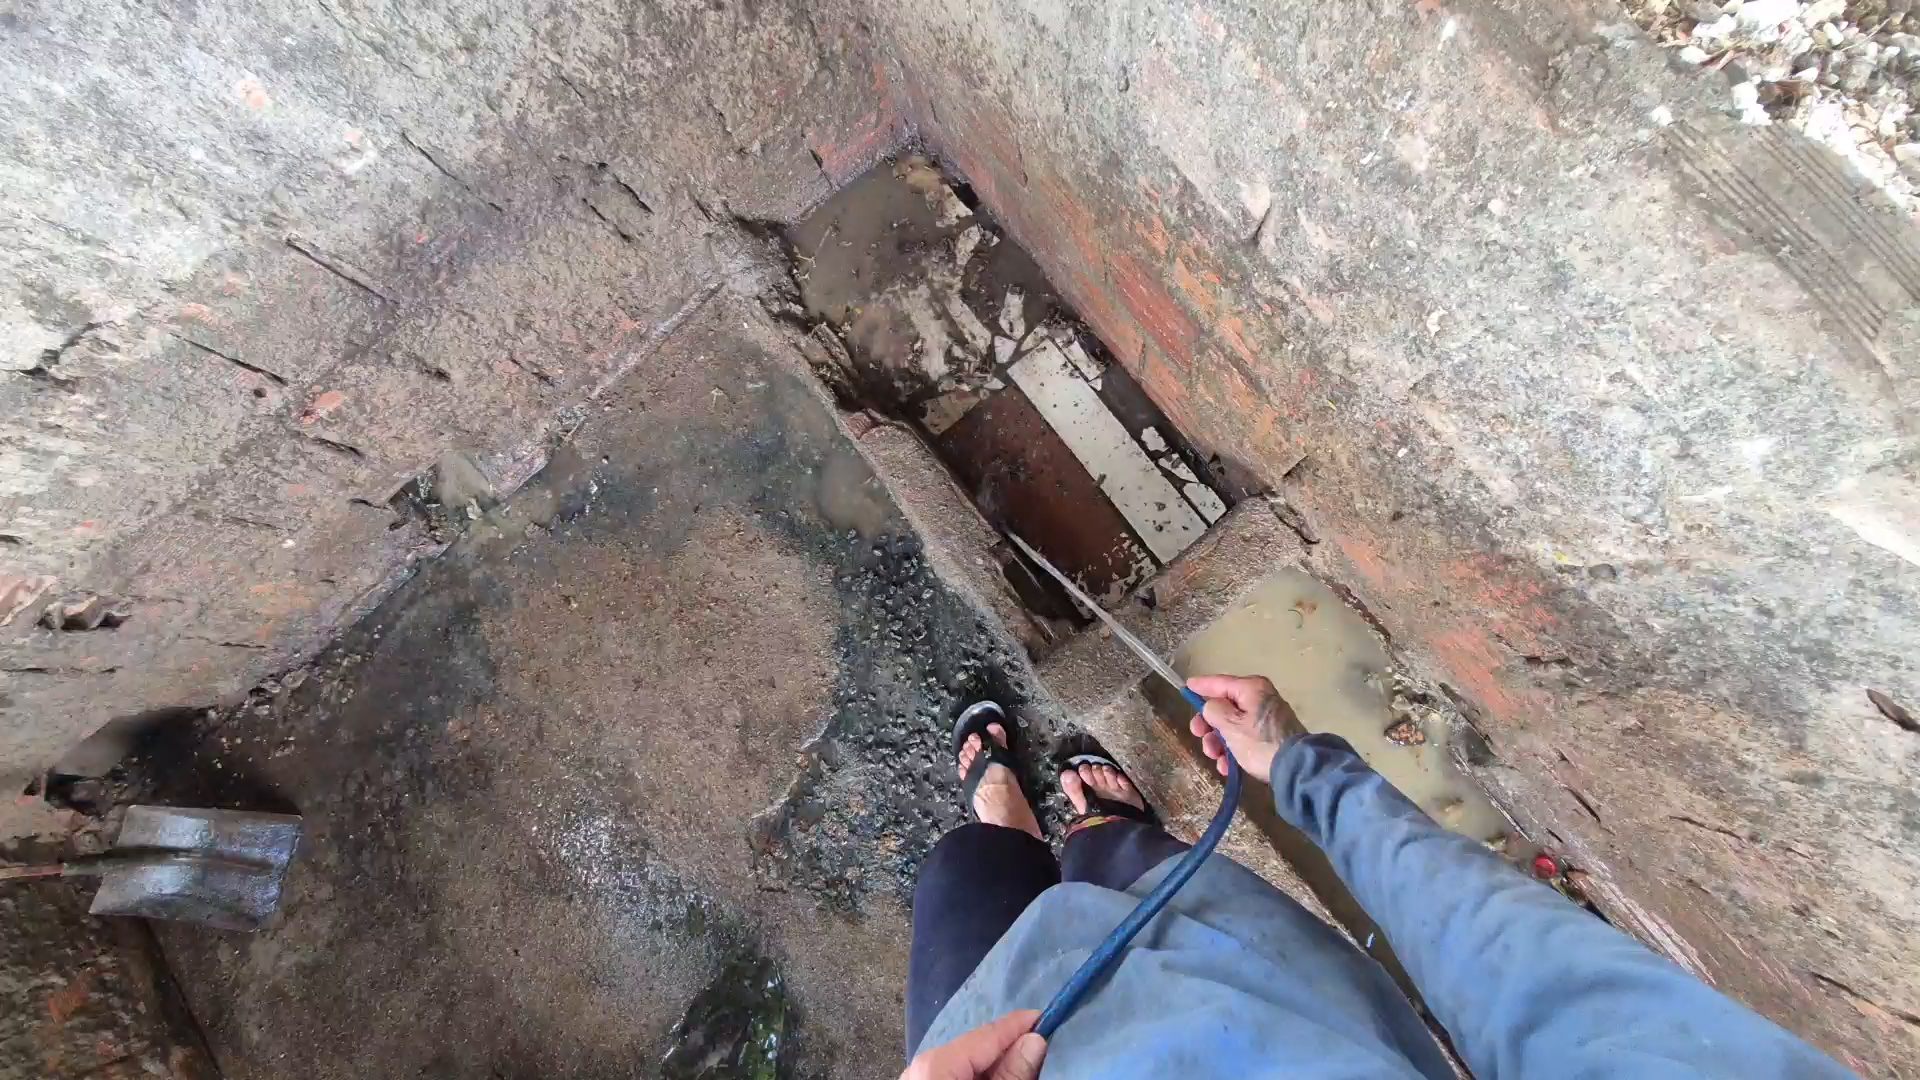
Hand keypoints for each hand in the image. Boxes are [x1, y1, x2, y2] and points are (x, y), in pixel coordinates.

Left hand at [901, 1010, 1046, 1079]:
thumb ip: (1009, 1075)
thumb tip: (1035, 1039)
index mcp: (936, 1061)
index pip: (987, 1033)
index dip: (1020, 1023)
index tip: (1048, 1015)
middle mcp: (924, 1063)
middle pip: (978, 1046)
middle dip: (1011, 1043)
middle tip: (1045, 1038)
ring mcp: (921, 1077)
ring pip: (968, 1061)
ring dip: (998, 1061)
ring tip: (1028, 1056)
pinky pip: (958, 1073)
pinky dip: (981, 1074)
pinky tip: (1000, 1075)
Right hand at [1186, 674, 1303, 781]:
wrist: (1297, 770)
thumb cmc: (1260, 742)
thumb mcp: (1230, 724)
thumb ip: (1213, 710)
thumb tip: (1211, 706)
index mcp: (1251, 689)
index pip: (1220, 682)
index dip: (1201, 686)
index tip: (1186, 687)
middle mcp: (1259, 699)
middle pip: (1224, 707)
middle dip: (1208, 725)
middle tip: (1198, 735)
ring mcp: (1266, 719)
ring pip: (1232, 726)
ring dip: (1218, 742)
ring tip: (1215, 758)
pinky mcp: (1271, 738)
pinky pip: (1245, 739)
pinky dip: (1233, 751)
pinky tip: (1227, 767)